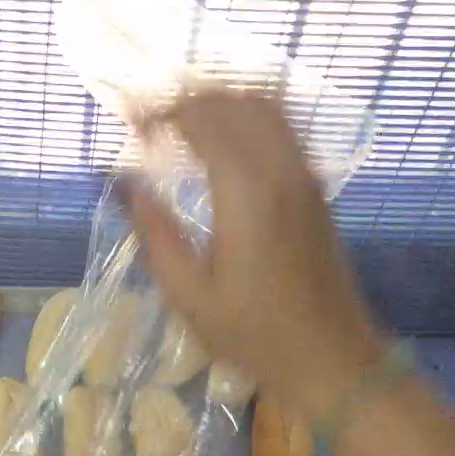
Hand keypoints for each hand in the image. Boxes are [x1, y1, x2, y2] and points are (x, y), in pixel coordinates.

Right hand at [124, 89, 387, 416]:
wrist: (329, 355)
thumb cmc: (253, 334)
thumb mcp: (190, 296)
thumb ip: (156, 234)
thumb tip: (125, 186)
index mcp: (246, 193)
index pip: (202, 119)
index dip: (162, 114)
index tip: (131, 128)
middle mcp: (281, 168)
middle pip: (234, 100)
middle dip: (188, 100)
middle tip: (151, 125)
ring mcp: (305, 174)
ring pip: (265, 105)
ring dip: (221, 103)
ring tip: (183, 126)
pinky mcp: (316, 187)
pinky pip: (283, 127)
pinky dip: (248, 118)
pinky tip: (224, 143)